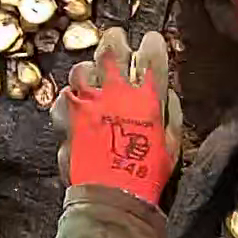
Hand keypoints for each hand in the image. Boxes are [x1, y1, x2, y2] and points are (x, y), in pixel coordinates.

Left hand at [51, 28, 181, 206]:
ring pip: (82, 68)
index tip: (151, 42)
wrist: (111, 198)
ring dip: (89, 70)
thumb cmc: (147, 173)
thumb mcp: (172, 141)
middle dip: (115, 39)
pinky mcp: (65, 115)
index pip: (151, 54)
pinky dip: (71, 99)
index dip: (152, 44)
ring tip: (94, 80)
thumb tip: (163, 90)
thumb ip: (168, 109)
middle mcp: (115, 92)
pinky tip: (78, 107)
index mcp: (147, 97)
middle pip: (112, 47)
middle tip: (117, 40)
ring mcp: (86, 101)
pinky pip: (65, 95)